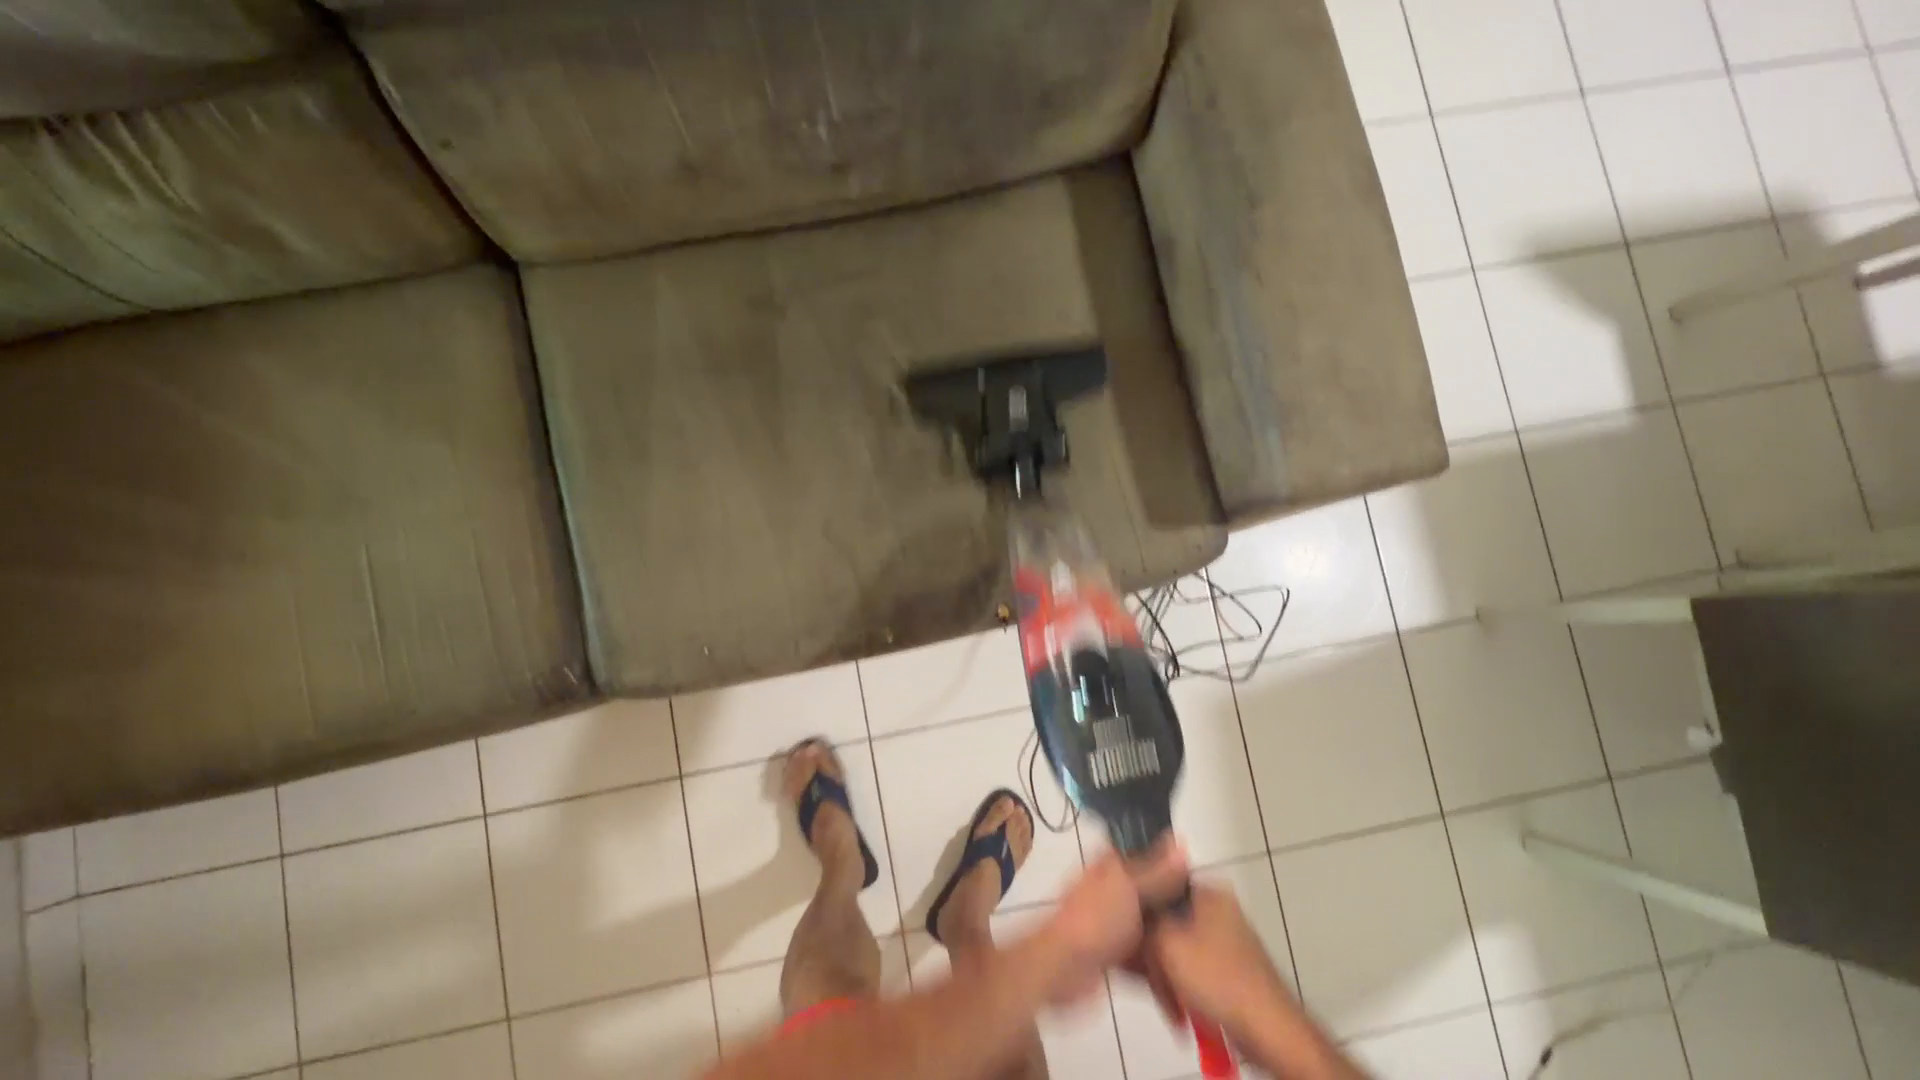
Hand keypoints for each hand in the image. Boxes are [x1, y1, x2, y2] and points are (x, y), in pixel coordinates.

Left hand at [1030, 842, 1189, 1003]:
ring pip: (1148, 926)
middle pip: (1149, 892)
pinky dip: (1159, 966)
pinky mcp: (1114, 956)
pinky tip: (1182, 975)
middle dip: (1174, 903)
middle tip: (1207, 912)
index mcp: (1110, 868)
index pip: (1140, 852)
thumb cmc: (1093, 920)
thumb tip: (1179, 843)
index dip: (1165, 856)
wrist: (1060, 968)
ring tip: (1202, 944)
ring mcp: (1112, 925)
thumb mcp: (1128, 887)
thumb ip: (1156, 871)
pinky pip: (1143, 957)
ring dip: (1169, 937)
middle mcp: (1111, 892)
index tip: (1194, 866)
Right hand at [1129, 884, 1299, 1038]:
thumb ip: (1142, 922)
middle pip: (1165, 923)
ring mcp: (1225, 938)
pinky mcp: (1228, 966)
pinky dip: (1180, 985)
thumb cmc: (1219, 981)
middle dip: (1151, 955)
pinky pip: (1191, 967)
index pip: (1156, 889)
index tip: (1123, 941)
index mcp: (1208, 893)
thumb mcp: (1168, 944)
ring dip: (1164, 976)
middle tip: (1144, 980)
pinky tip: (1176, 1008)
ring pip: (1176, 949)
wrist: (1269, 1031)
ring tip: (1166, 1003)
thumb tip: (1125, 910)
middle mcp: (1217, 909)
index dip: (1135, 915)